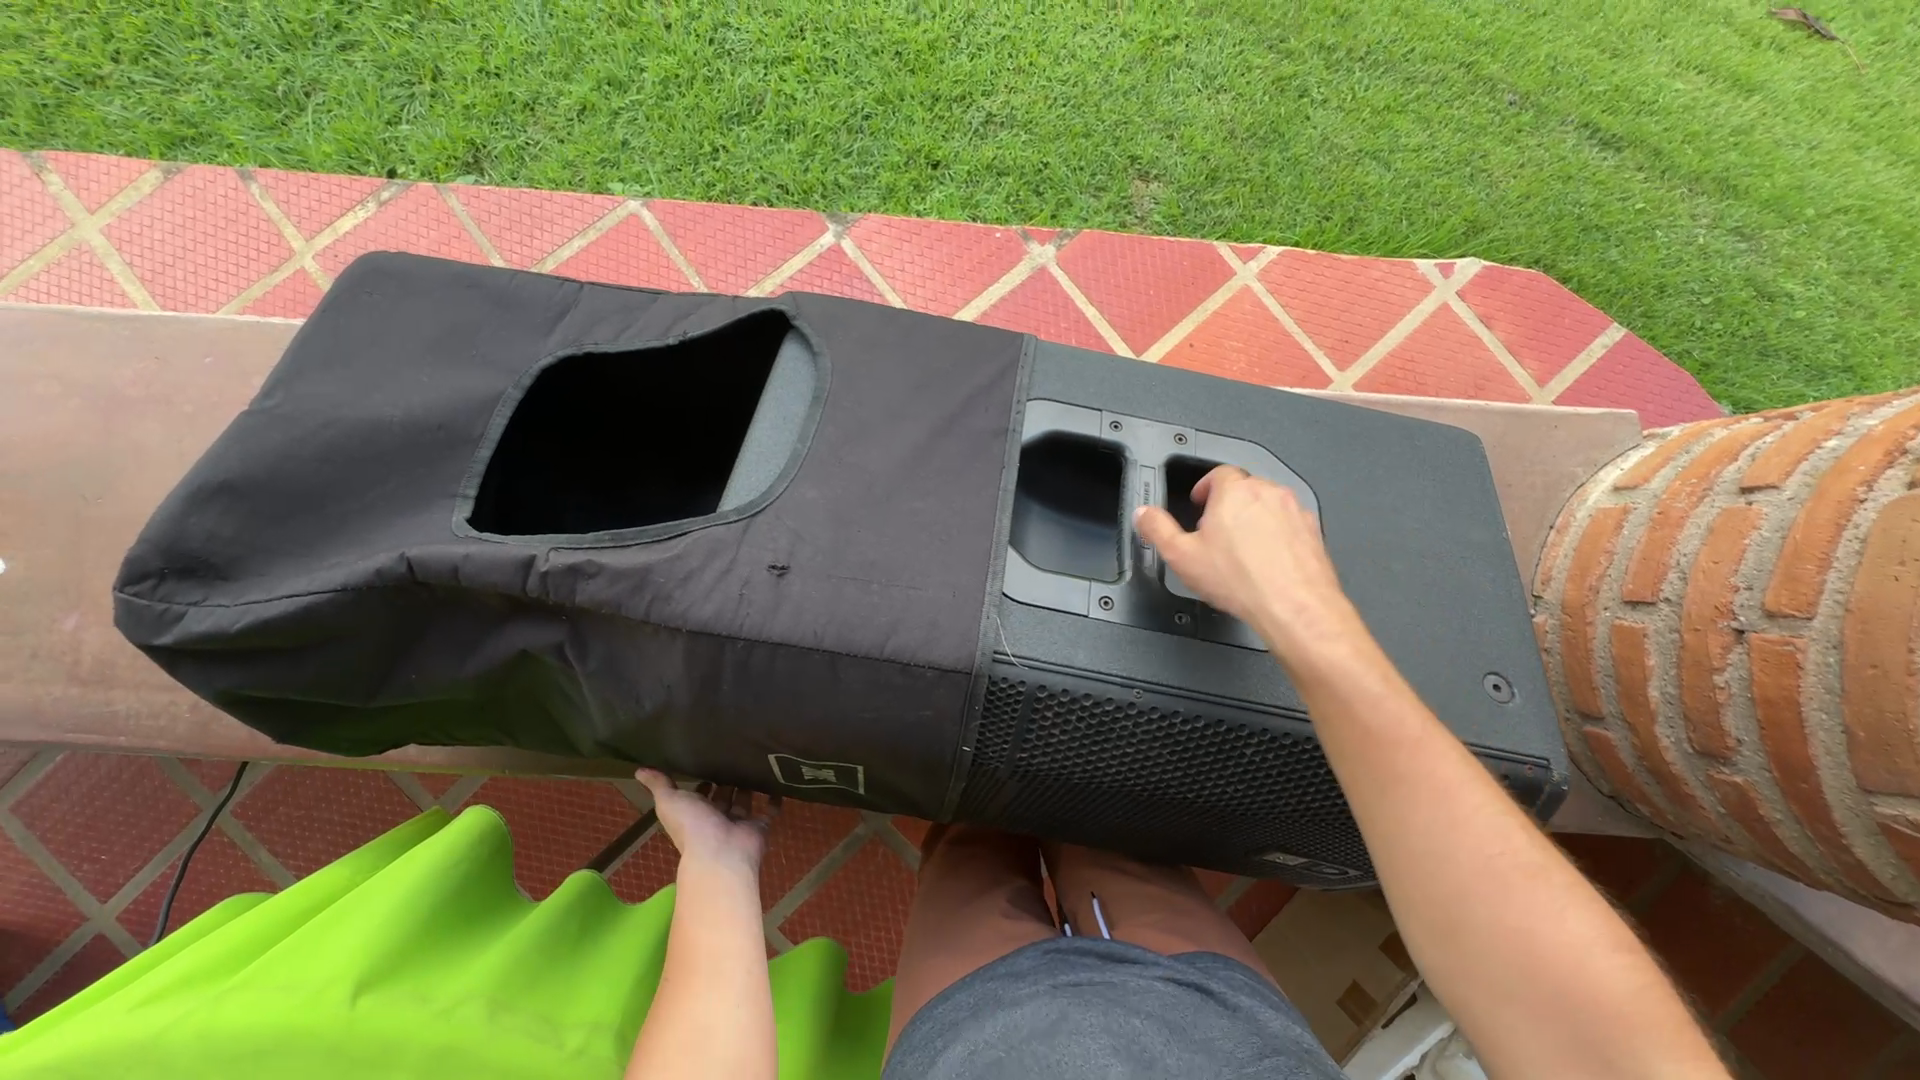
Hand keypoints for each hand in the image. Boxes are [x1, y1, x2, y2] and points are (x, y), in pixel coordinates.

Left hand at [637, 769, 780, 870]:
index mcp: (694, 813)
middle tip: (735, 755)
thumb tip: (639, 770)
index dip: (701, 782)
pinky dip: (773, 801)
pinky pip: (768, 813)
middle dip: (726, 781)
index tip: (708, 761)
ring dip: (748, 787)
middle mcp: (715, 819)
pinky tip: (779, 784)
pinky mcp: (758, 828)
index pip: (698, 795)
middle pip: (722, 797)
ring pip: (744, 802)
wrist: (721, 853)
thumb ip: (659, 785)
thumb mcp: (669, 801)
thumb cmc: (693, 826)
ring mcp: (737, 824)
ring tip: (756, 762)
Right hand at [1133, 465, 1364, 664]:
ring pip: (1267, 504)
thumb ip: (1157, 529)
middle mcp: (1267, 493)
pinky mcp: (1311, 529)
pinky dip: (1276, 534)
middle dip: (1227, 504)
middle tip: (1215, 530)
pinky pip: (1288, 523)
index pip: (1218, 473)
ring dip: (1252, 518)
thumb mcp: (1181, 556)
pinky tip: (1265, 560)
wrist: (1294, 605)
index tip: (1200, 501)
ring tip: (1240, 549)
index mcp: (1234, 492)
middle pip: (1244, 487)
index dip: (1205, 486)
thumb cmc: (1244, 581)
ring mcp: (1293, 510)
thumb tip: (1143, 515)